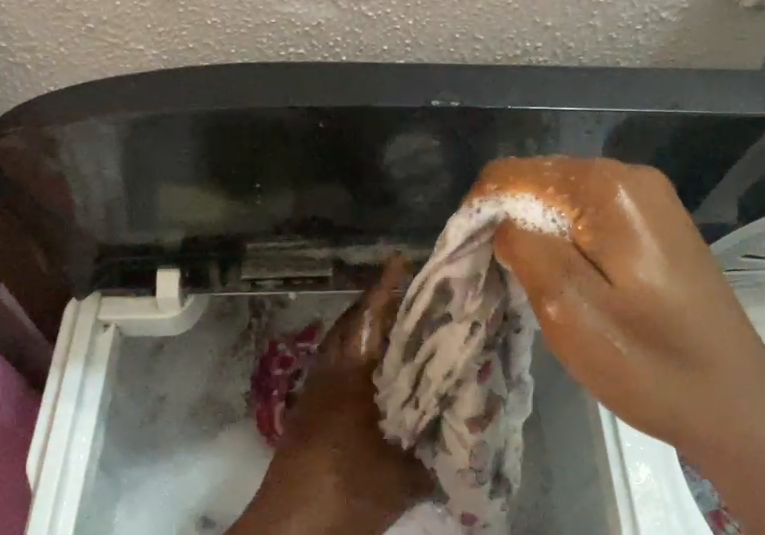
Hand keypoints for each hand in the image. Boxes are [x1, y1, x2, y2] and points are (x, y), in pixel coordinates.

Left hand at [229, 257, 431, 534]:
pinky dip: (356, 357)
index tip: (402, 258)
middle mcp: (329, 372)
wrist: (290, 530)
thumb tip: (475, 429)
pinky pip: (334, 367)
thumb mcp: (405, 475)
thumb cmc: (347, 489)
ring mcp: (314, 391)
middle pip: (352, 324)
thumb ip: (439, 448)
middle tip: (411, 294)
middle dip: (378, 304)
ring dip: (365, 331)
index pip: (369, 315)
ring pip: (340, 345)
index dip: (386, 285)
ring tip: (398, 328)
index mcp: (350, 373)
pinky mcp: (307, 413)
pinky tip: (378, 375)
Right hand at [473, 157, 764, 459]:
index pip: (514, 174)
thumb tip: (499, 219)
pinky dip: (570, 240)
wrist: (737, 404)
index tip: (473, 261)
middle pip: (539, 179)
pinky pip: (592, 213)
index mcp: (607, 188)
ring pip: (563, 197)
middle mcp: (629, 175)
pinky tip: (575, 282)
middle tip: (507, 282)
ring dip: (540, 234)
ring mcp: (649, 197)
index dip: (482, 212)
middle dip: (512, 222)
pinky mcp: (657, 220)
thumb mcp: (571, 313)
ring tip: (539, 287)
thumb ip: (526, 250)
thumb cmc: (651, 364)